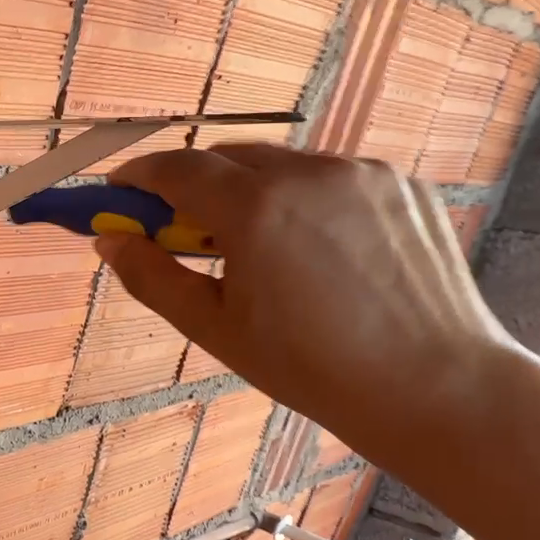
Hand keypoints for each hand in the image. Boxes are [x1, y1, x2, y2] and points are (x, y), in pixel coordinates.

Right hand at [99, 144, 514, 446]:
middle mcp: (310, 173)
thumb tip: (108, 241)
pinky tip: (307, 249)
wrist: (431, 382)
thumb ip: (150, 276)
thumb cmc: (303, 364)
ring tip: (251, 247)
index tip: (116, 192)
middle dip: (190, 183)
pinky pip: (330, 177)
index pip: (177, 168)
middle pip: (227, 157)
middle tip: (176, 229)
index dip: (137, 176)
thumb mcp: (209, 326)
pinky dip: (298, 199)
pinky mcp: (403, 185)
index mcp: (255, 209)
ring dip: (246, 191)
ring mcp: (364, 174)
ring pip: (280, 165)